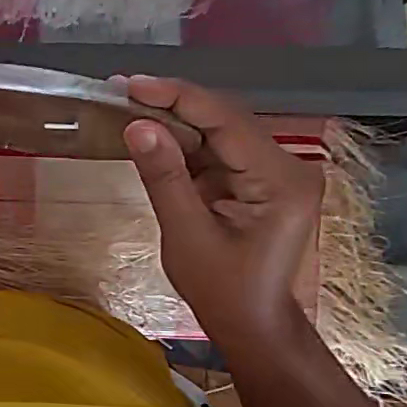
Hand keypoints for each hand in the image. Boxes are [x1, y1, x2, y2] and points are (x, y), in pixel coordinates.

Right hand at [117, 75, 322, 342]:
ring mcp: (270, 174)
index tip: (133, 84)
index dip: (178, 97)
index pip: (226, 121)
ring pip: (216, 134)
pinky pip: (214, 154)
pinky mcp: (254, 183)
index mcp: (279, 179)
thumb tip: (137, 126)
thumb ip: (164, 177)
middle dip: (172, 105)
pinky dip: (181, 146)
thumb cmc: (220, 288)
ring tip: (127, 106)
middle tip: (122, 90)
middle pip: (223, 121)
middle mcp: (284, 166)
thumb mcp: (185, 234)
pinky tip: (149, 135)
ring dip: (173, 123)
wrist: (249, 322)